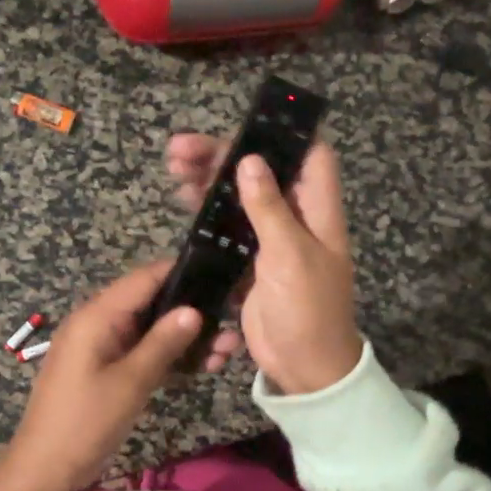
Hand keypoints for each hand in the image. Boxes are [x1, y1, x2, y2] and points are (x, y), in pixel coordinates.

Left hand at [0, 261, 212, 490]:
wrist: (45, 468)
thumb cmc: (85, 422)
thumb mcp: (130, 382)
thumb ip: (163, 343)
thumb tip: (194, 309)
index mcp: (96, 316)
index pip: (145, 279)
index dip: (183, 273)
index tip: (222, 279)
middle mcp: (97, 323)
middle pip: (150, 303)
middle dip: (192, 312)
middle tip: (232, 327)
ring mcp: (100, 347)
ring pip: (150, 330)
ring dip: (185, 339)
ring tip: (227, 352)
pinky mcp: (105, 370)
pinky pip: (140, 352)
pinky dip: (168, 357)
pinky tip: (203, 366)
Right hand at [164, 134, 362, 395]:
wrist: (305, 368)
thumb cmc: (308, 310)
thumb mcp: (290, 256)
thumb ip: (268, 208)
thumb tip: (250, 159)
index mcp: (317, 211)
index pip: (309, 157)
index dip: (283, 135)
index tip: (245, 122)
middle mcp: (296, 218)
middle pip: (261, 172)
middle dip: (224, 156)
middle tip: (181, 149)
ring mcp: (271, 241)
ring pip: (239, 198)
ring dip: (209, 181)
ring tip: (173, 167)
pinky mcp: (250, 263)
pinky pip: (227, 228)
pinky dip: (207, 213)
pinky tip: (183, 201)